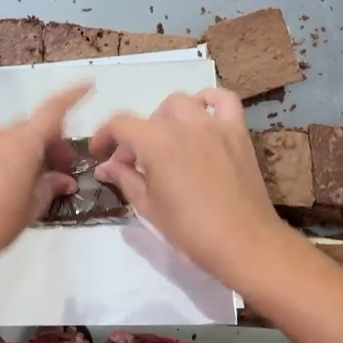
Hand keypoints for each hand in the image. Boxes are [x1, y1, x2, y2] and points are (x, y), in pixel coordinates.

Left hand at [0, 85, 88, 274]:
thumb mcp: (31, 208)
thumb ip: (50, 186)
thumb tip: (65, 180)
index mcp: (21, 143)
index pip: (53, 111)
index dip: (72, 96)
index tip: (87, 85)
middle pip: (29, 129)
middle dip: (46, 144)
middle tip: (55, 171)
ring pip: (6, 138)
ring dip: (20, 151)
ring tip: (22, 181)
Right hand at [90, 89, 301, 278]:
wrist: (242, 242)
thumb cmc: (189, 229)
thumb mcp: (148, 206)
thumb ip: (124, 178)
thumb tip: (105, 168)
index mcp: (156, 143)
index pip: (120, 125)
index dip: (104, 136)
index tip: (100, 154)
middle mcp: (184, 125)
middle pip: (150, 116)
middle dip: (136, 136)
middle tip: (136, 163)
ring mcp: (214, 125)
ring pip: (182, 103)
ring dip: (167, 117)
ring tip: (167, 140)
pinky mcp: (237, 133)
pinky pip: (224, 101)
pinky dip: (210, 100)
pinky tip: (202, 114)